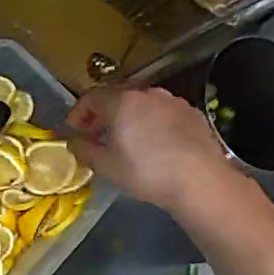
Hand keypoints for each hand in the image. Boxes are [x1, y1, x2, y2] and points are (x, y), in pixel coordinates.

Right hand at [65, 86, 247, 213]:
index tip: (74, 131)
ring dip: (129, 119)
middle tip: (96, 136)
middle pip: (117, 98)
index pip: (91, 97)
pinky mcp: (192, 114)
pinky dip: (152, 124)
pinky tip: (154, 146)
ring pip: (142, 105)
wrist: (199, 180)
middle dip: (103, 116)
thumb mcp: (105, 165)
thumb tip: (74, 142)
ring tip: (126, 142)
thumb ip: (83, 150)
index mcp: (122, 101)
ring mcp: (173, 102)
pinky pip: (163, 114)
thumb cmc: (145, 171)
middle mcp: (148, 94)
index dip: (78, 113)